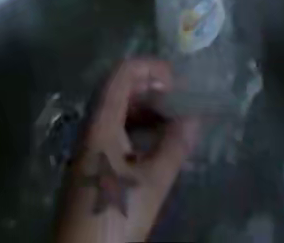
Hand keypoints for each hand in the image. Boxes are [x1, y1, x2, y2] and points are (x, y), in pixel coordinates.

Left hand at [54, 58, 200, 242]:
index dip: (149, 68)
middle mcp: (91, 128)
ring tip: (171, 120)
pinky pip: (114, 132)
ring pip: (115, 112)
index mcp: (101, 123)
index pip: (121, 74)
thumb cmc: (113, 216)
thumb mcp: (150, 184)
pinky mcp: (91, 168)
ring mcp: (88, 148)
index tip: (176, 80)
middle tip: (176, 97)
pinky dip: (136, 129)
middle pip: (117, 89)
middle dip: (147, 86)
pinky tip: (155, 146)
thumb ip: (173, 147)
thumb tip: (194, 118)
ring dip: (143, 108)